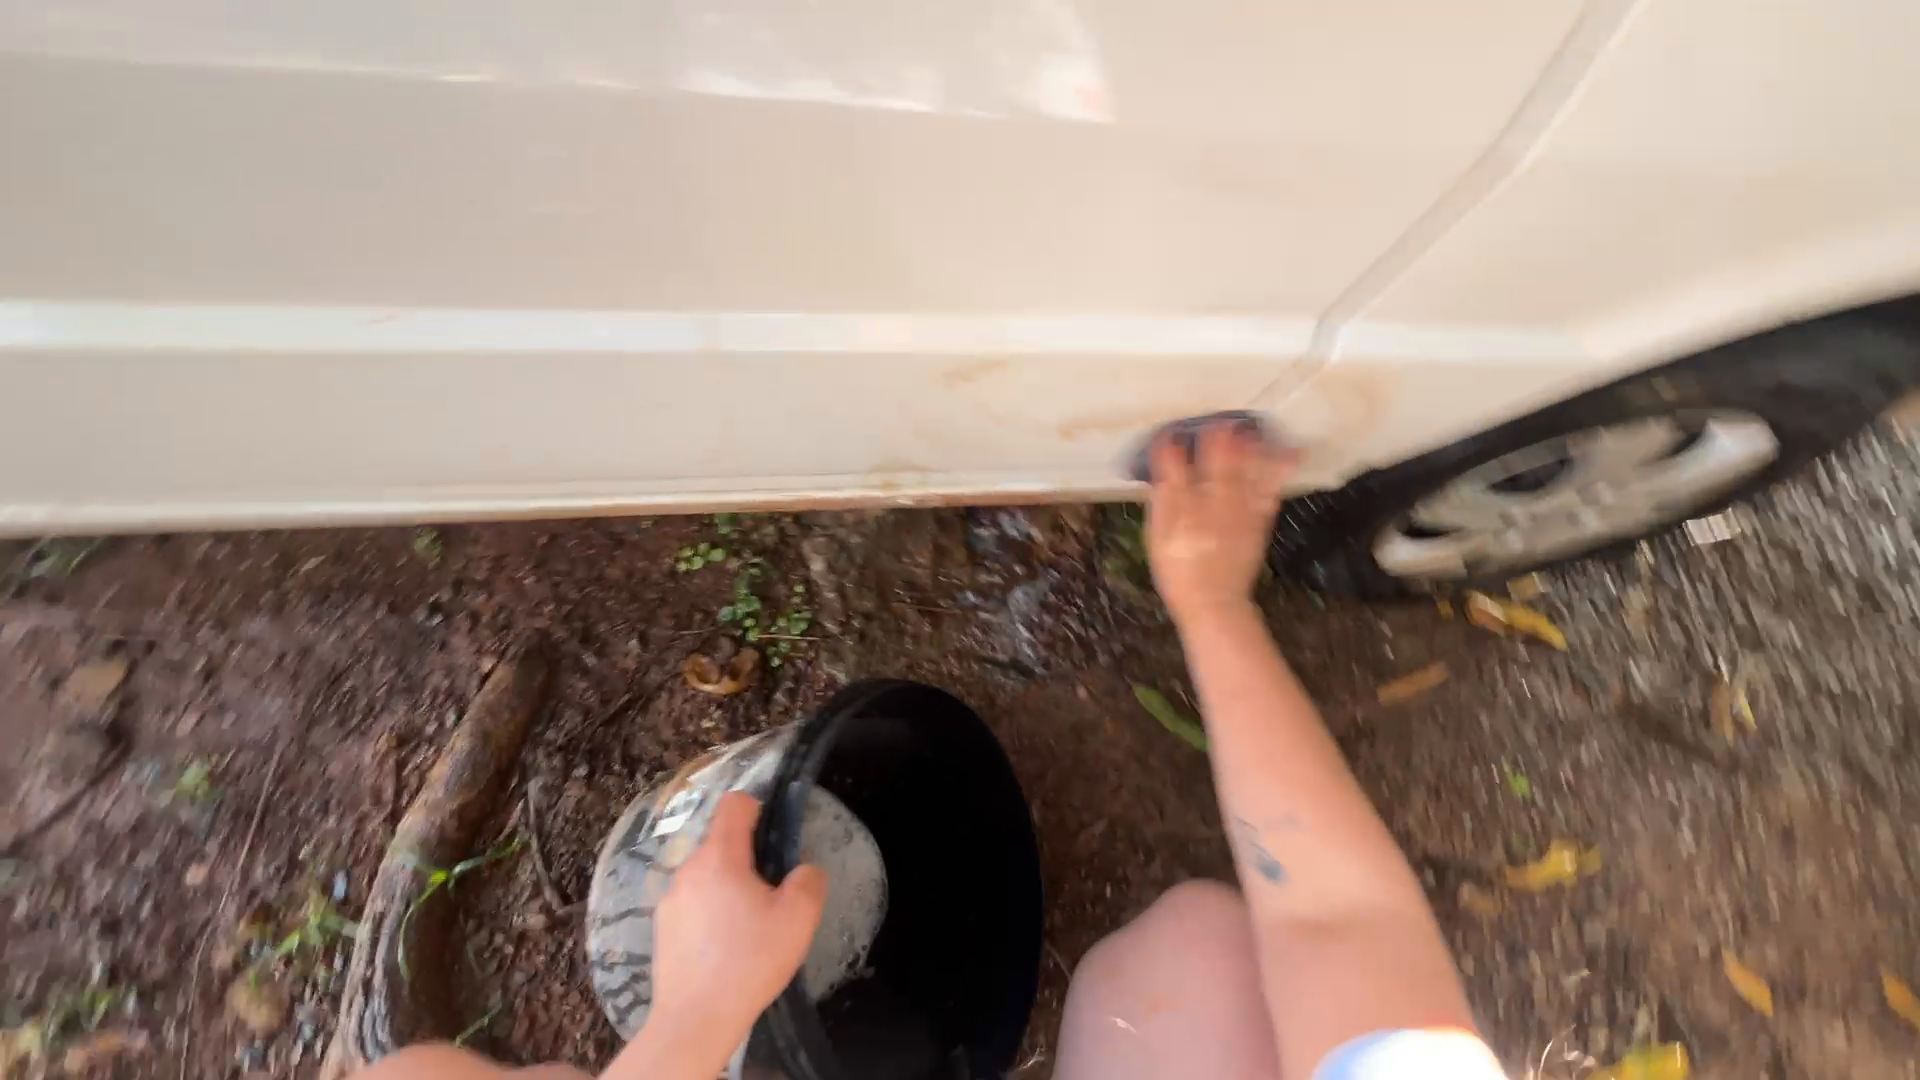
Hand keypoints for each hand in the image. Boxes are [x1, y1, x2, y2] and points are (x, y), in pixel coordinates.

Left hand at [611, 793, 827, 1079]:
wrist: (694, 1022)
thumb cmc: (748, 962)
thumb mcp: (799, 917)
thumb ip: (808, 879)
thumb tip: (802, 870)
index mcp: (719, 857)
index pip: (734, 804)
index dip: (758, 807)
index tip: (774, 837)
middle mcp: (687, 869)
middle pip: (721, 841)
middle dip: (747, 856)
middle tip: (770, 892)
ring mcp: (669, 899)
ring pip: (706, 873)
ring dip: (728, 885)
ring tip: (747, 924)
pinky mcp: (661, 928)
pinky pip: (692, 902)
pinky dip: (710, 911)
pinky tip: (724, 945)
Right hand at [1145, 422, 1293, 624]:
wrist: (1213, 602)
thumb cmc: (1178, 571)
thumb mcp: (1156, 540)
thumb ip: (1160, 506)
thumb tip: (1161, 477)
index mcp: (1180, 513)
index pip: (1172, 472)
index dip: (1170, 451)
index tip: (1170, 435)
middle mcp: (1210, 509)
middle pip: (1215, 467)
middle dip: (1218, 442)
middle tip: (1222, 421)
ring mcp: (1238, 514)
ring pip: (1246, 475)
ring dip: (1250, 450)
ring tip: (1254, 429)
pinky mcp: (1259, 521)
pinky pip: (1271, 491)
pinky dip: (1281, 471)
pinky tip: (1291, 453)